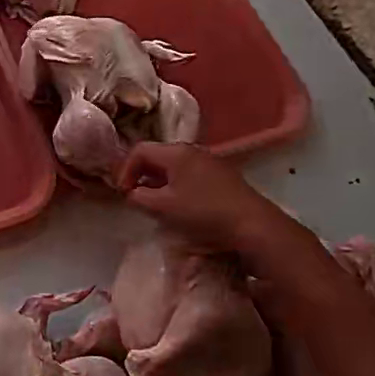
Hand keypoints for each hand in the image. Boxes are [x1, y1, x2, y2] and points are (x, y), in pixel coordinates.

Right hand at [116, 142, 289, 253]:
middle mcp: (192, 151)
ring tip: (152, 203)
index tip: (123, 192)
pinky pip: (187, 174)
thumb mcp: (162, 206)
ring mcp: (208, 162)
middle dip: (139, 175)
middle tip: (133, 196)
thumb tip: (132, 193)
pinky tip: (176, 205)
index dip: (125, 170)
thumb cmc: (202, 211)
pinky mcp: (219, 176)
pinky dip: (173, 185)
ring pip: (172, 166)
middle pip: (156, 156)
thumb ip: (139, 197)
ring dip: (156, 182)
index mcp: (176, 153)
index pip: (139, 150)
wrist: (251, 224)